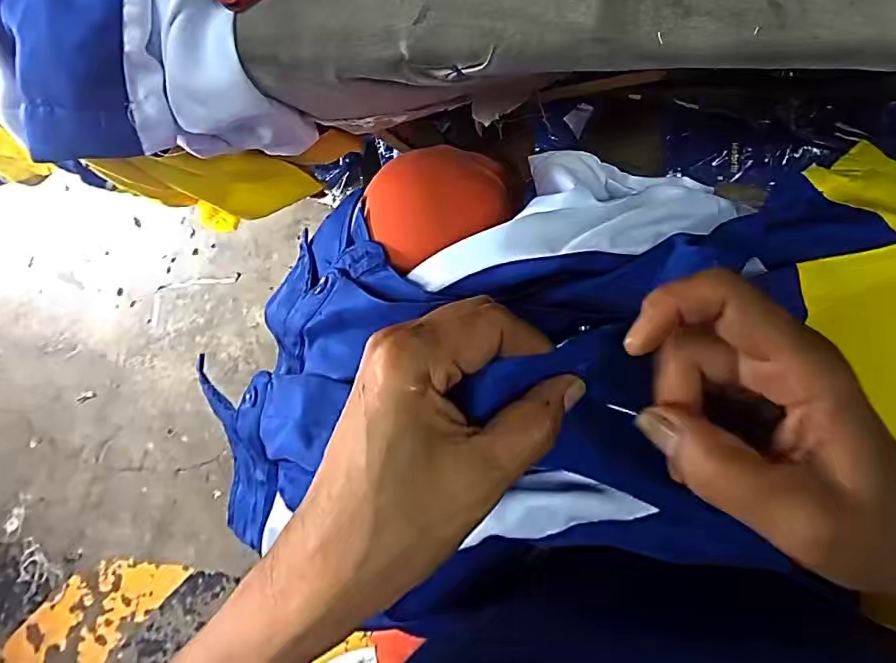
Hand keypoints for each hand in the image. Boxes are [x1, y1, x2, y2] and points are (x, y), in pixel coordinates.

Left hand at [177, 298, 583, 662]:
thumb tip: (572, 381)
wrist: (323, 575)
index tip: (556, 387)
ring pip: (463, 336)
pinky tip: (482, 411)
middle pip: (477, 320)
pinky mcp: (384, 378)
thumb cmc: (401, 525)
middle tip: (538, 396)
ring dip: (497, 365)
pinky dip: (475, 373)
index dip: (535, 349)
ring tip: (512, 408)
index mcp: (411, 353)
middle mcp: (393, 339)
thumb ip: (537, 419)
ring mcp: (384, 357)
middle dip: (516, 353)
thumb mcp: (485, 473)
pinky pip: (445, 354)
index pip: (494, 321)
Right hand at [624, 270, 895, 662]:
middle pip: (700, 337)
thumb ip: (720, 471)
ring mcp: (774, 373)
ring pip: (698, 365)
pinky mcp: (766, 395)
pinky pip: (709, 390)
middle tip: (693, 461)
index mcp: (802, 362)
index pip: (728, 294)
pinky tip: (719, 467)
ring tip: (714, 476)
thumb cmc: (872, 531)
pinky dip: (696, 424)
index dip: (672, 302)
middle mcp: (784, 353)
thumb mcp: (798, 518)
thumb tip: (651, 420)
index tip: (633, 349)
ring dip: (685, 414)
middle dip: (677, 392)